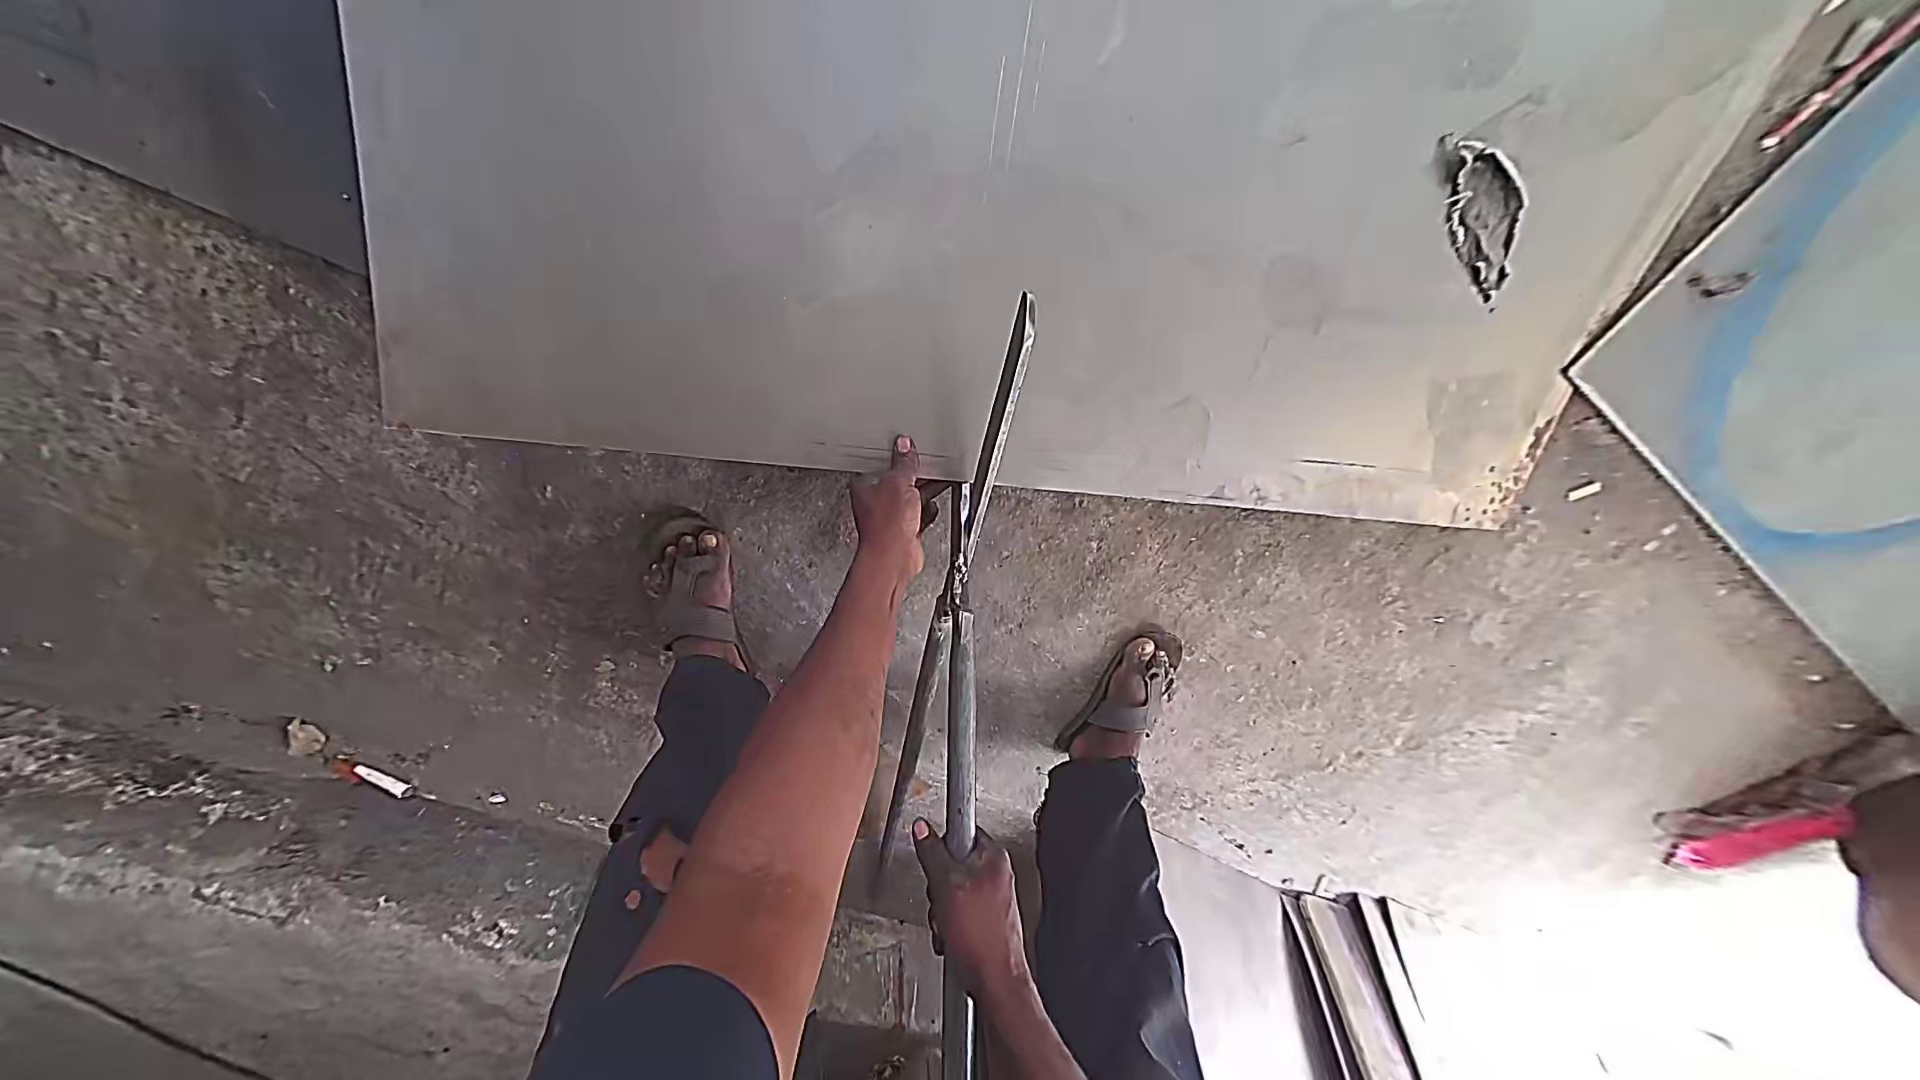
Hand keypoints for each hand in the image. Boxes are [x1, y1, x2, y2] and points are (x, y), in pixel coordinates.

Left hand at [850, 435, 926, 582]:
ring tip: (934, 485)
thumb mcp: (899, 481)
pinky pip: (919, 515)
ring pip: (910, 500)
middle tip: (926, 468)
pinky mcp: (905, 531)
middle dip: (913, 477)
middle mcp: (875, 503)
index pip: (882, 465)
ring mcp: (891, 518)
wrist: (895, 556)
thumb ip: (904, 463)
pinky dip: (927, 512)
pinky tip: (930, 509)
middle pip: (898, 482)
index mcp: (865, 486)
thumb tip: (904, 446)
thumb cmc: (887, 524)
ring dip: (922, 495)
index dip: (896, 457)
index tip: (909, 450)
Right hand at [913, 819, 1027, 993]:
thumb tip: (922, 828)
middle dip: (939, 888)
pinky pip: (958, 912)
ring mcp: (992, 899)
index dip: (942, 849)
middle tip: (941, 901)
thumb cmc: (981, 938)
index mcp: (994, 857)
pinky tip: (951, 937)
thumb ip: (932, 854)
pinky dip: (950, 925)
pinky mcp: (986, 920)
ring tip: (947, 924)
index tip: (936, 862)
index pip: (960, 833)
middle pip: (952, 865)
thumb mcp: (946, 885)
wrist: (995, 983)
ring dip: (941, 911)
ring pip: (952, 892)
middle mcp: (997, 875)